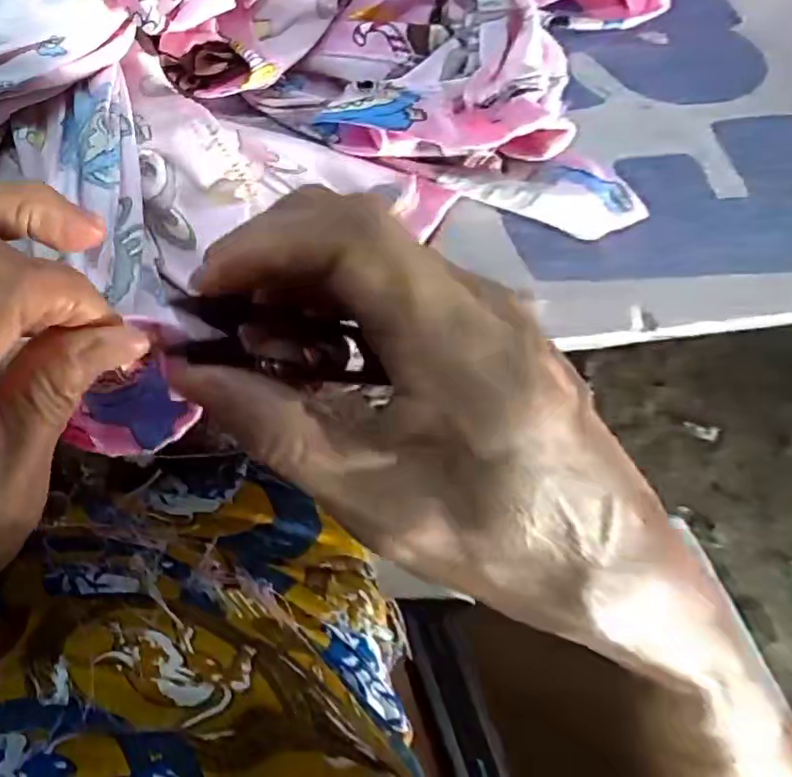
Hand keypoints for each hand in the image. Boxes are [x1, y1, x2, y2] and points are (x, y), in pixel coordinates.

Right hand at [166, 188, 791, 772]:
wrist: (612, 574)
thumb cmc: (489, 535)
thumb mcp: (356, 489)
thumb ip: (260, 420)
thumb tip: (178, 369)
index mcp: (456, 335)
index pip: (349, 235)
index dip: (261, 246)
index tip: (204, 289)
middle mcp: (467, 297)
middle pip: (346, 218)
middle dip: (261, 249)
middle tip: (215, 304)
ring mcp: (468, 302)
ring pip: (354, 238)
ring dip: (283, 270)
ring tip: (248, 331)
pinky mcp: (460, 317)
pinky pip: (370, 273)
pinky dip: (311, 291)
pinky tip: (297, 346)